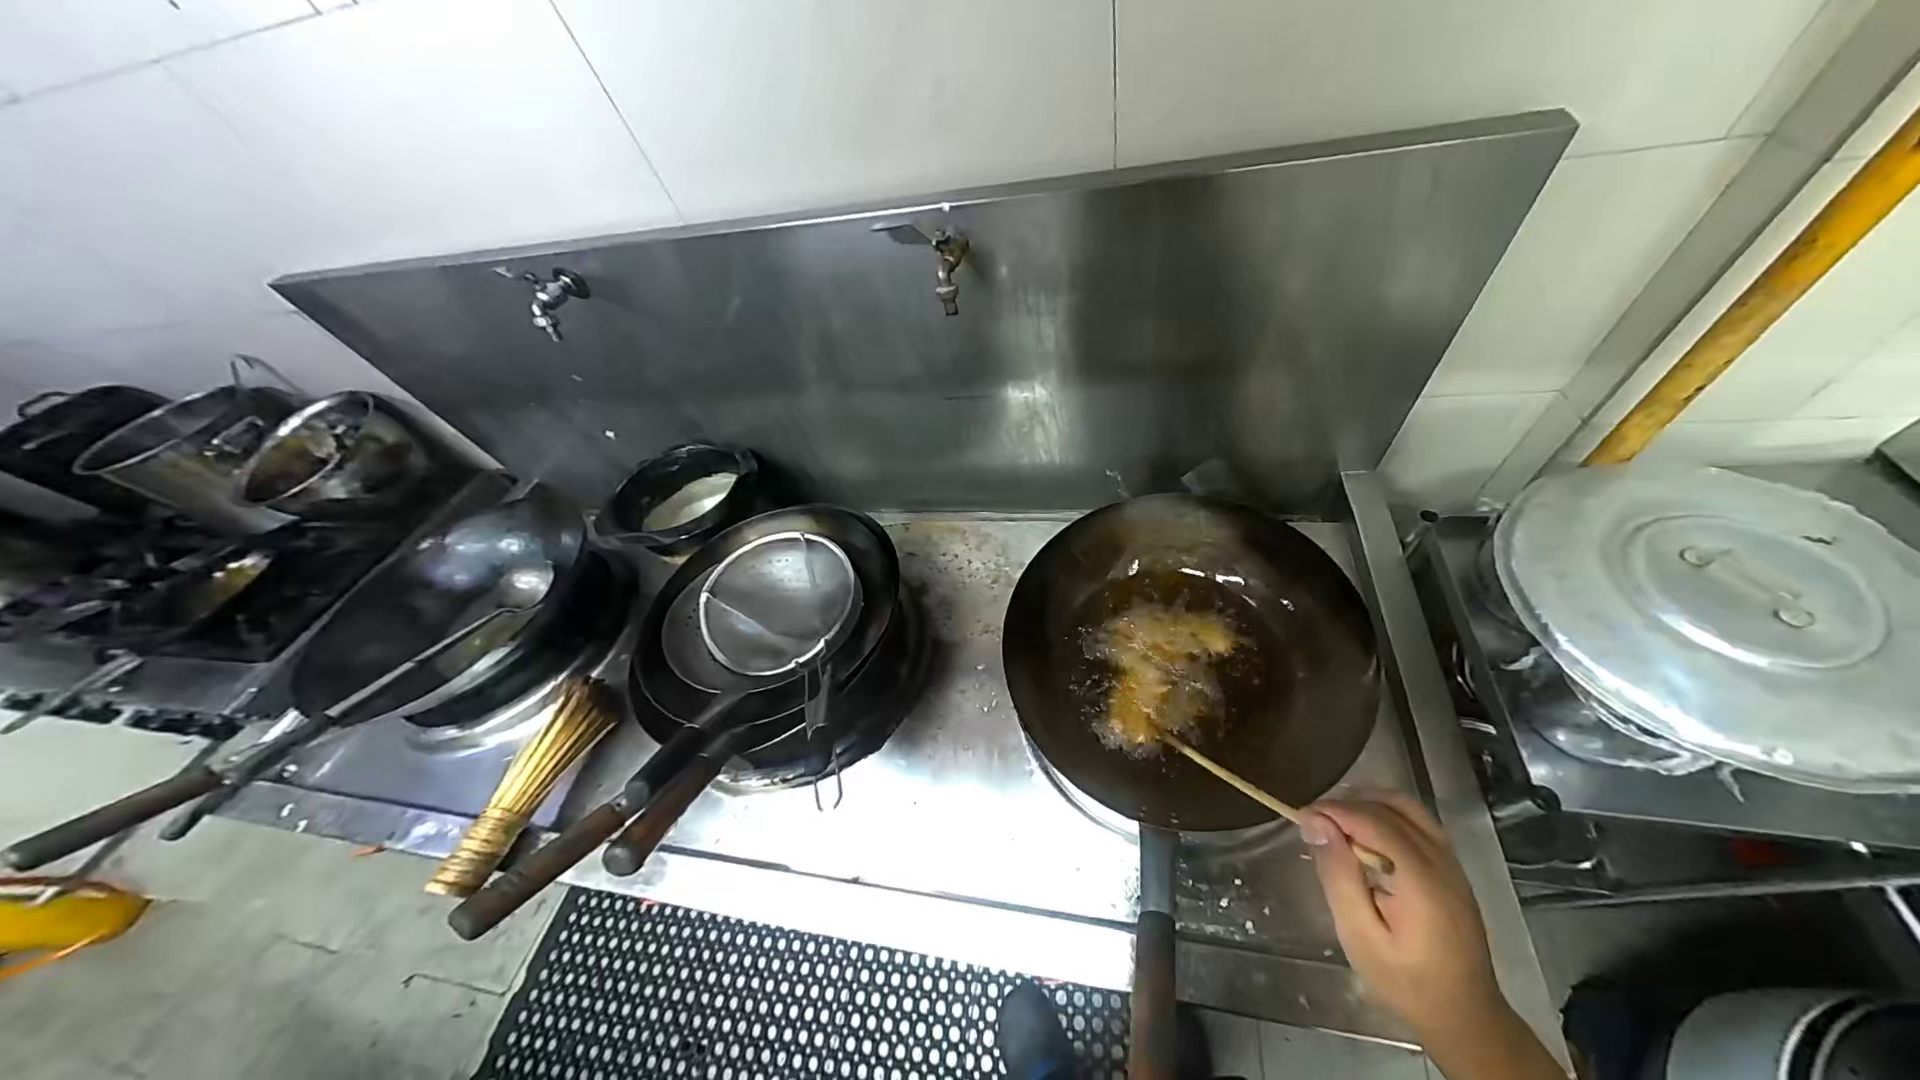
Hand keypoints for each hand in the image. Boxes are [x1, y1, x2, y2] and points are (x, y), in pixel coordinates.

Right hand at [1301, 795, 1499, 1034]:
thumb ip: (1338, 874)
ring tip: (1335, 820)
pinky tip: (1364, 833)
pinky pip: (1418, 822)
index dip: (1334, 810)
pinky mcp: (1452, 869)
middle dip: (1346, 804)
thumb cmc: (1404, 980)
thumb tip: (1316, 822)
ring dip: (1368, 803)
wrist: (1463, 1015)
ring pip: (1407, 808)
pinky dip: (1386, 814)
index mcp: (1420, 880)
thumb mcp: (1358, 934)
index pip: (1373, 821)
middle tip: (1313, 821)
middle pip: (1391, 807)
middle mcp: (1442, 862)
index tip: (1300, 817)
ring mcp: (1452, 864)